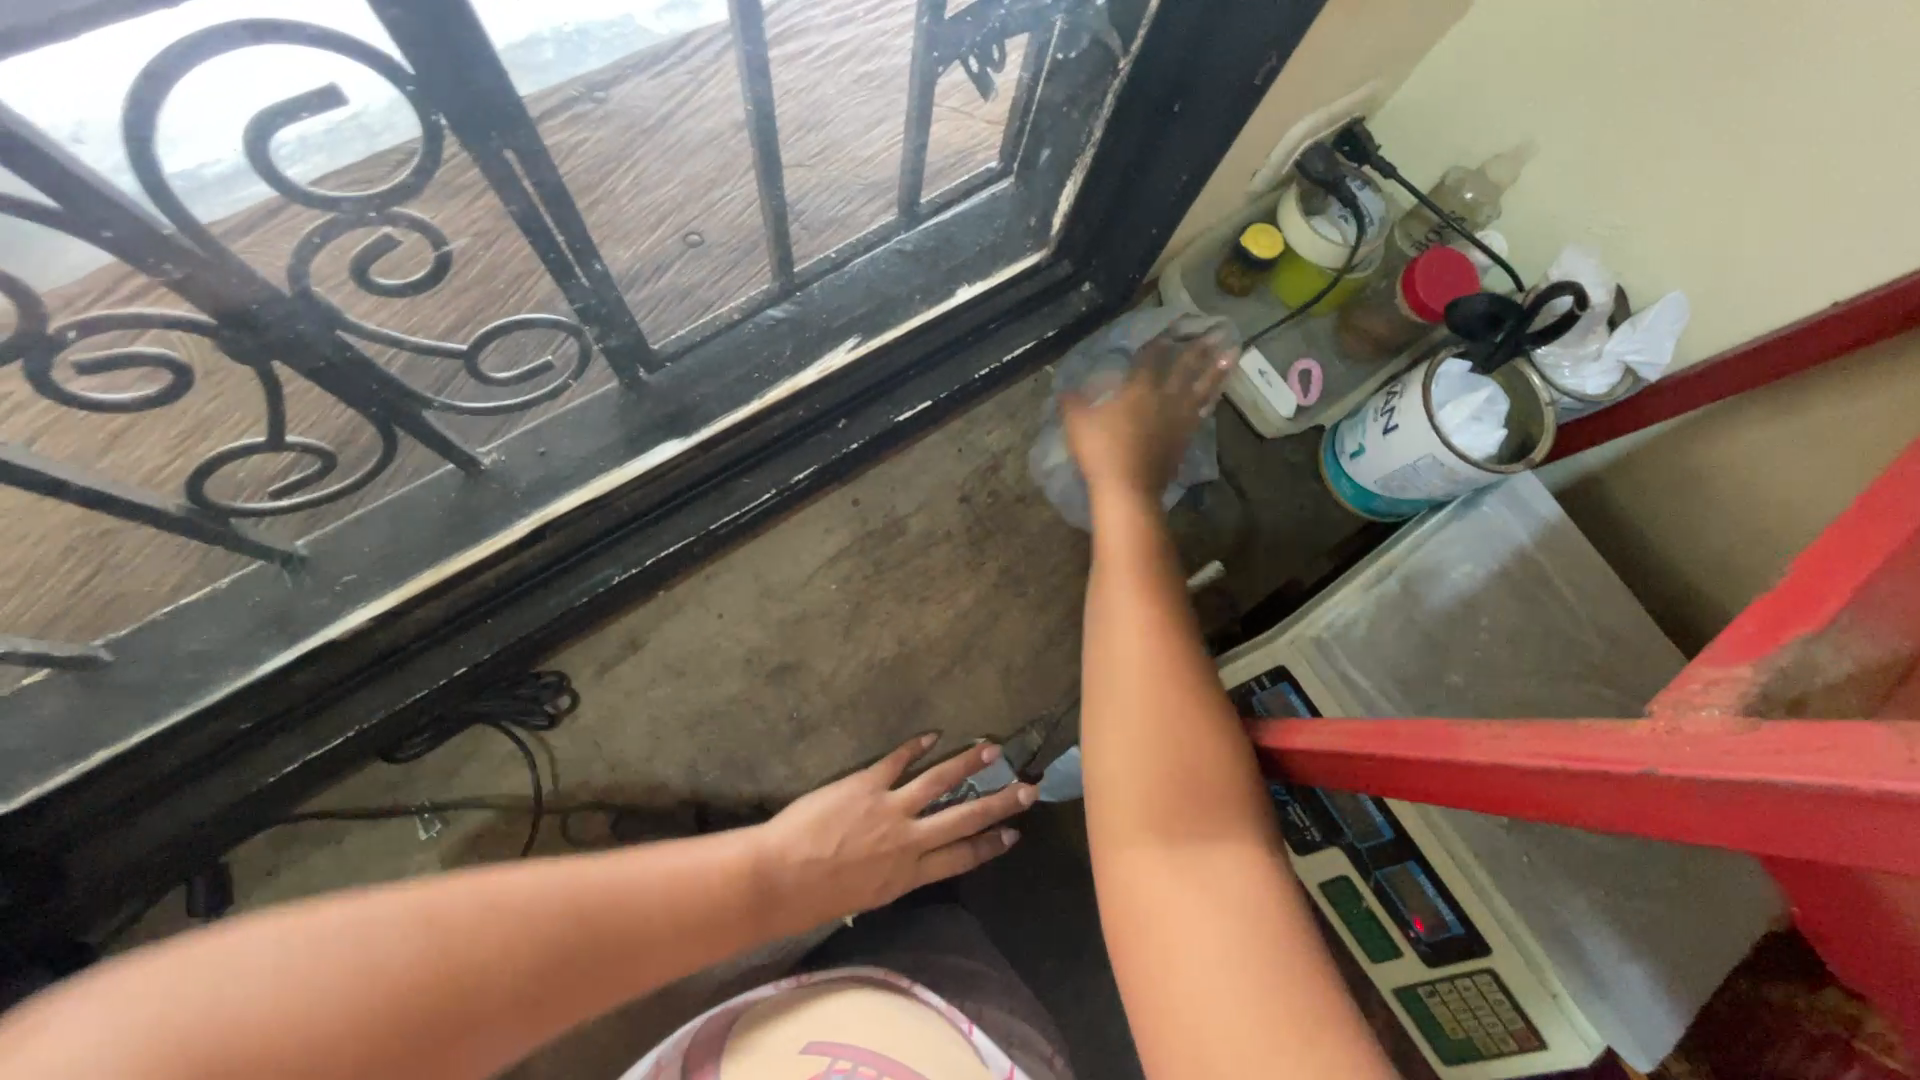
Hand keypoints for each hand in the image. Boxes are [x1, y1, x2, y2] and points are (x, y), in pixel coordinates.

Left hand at [754, 735, 1034, 923]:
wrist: (781, 877)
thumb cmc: (815, 897)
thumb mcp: (866, 898)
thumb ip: (892, 876)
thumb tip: (904, 864)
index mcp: (909, 874)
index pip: (961, 856)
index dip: (990, 844)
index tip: (1014, 833)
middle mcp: (909, 839)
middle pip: (965, 817)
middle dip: (999, 801)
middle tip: (1028, 788)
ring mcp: (890, 808)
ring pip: (940, 780)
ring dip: (968, 762)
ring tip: (991, 747)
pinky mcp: (867, 783)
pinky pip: (898, 760)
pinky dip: (916, 746)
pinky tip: (931, 734)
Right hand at [1062, 320, 1236, 503]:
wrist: (1128, 488)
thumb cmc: (1101, 452)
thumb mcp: (1076, 423)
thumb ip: (1073, 402)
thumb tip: (1065, 389)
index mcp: (1138, 389)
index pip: (1151, 358)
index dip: (1159, 342)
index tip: (1169, 328)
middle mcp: (1164, 398)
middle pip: (1185, 367)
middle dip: (1198, 348)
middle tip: (1217, 331)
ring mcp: (1179, 419)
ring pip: (1201, 388)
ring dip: (1216, 370)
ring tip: (1230, 354)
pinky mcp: (1185, 439)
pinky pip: (1202, 414)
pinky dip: (1211, 401)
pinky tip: (1216, 395)